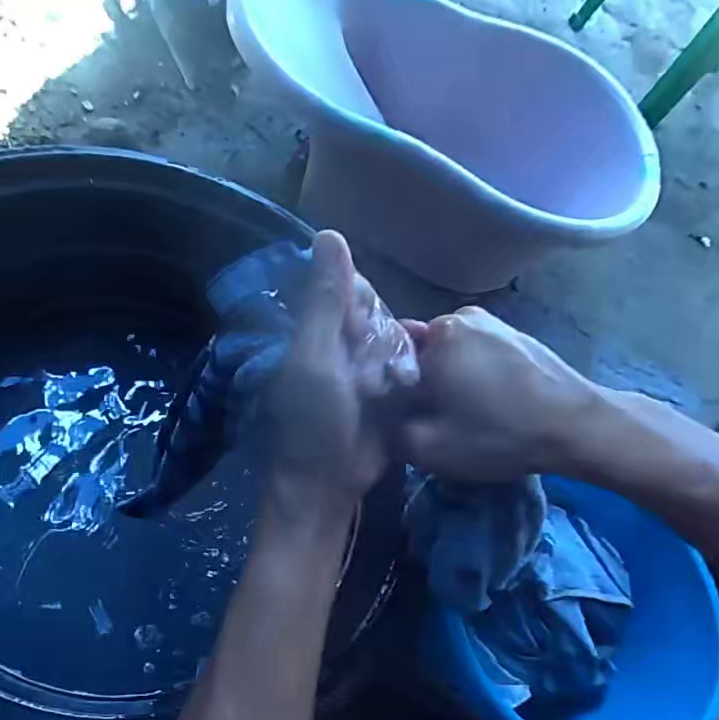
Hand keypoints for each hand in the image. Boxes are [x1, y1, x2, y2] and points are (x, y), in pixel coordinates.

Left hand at [260, 230, 420, 517]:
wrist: (328, 485)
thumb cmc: (313, 423)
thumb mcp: (315, 359)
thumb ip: (323, 302)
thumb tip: (328, 234)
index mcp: (311, 335)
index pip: (344, 291)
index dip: (360, 305)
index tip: (360, 335)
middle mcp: (334, 347)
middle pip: (374, 316)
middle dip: (379, 339)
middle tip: (368, 375)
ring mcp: (360, 372)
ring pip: (393, 340)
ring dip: (395, 361)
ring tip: (380, 391)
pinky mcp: (383, 395)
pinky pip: (404, 368)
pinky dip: (407, 377)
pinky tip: (402, 393)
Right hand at [393, 306, 602, 481]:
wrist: (580, 430)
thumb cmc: (497, 434)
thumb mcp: (423, 447)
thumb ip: (384, 429)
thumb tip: (375, 418)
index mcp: (437, 333)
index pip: (384, 354)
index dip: (380, 385)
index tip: (388, 412)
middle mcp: (462, 316)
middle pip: (414, 352)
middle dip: (411, 381)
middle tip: (418, 418)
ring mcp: (494, 323)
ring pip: (444, 354)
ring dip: (440, 380)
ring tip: (449, 414)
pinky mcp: (517, 338)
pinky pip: (472, 355)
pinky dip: (466, 377)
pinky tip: (477, 406)